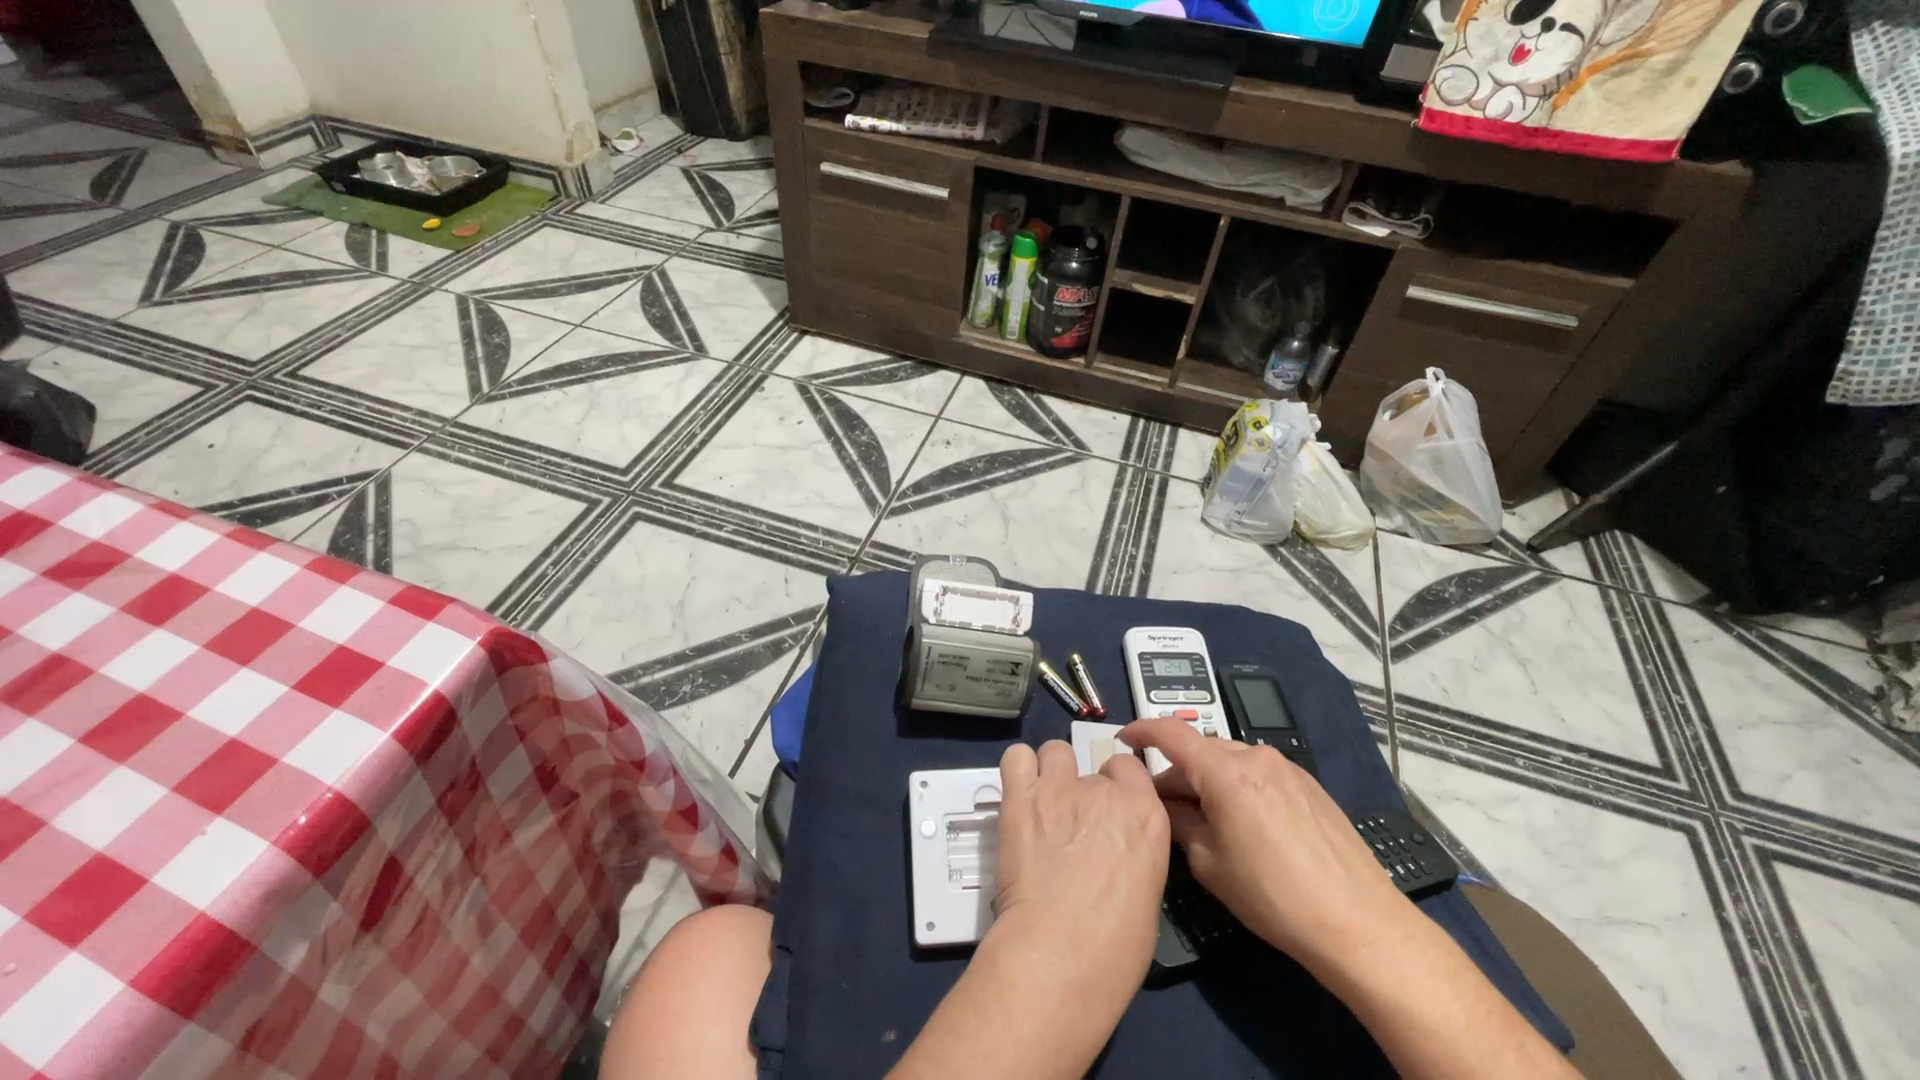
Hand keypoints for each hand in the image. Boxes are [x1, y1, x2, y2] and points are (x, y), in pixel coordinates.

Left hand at [889, 743, 1170, 1079]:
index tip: (1104, 812)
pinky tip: (1018, 796)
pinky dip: (1018, 770)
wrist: (1061, 950)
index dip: (1115, 786)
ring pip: (1055, 751)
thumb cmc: (1115, 945)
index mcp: (1146, 815)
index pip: (1130, 769)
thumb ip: (1132, 854)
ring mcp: (1060, 788)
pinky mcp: (1020, 797)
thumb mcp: (1147, 892)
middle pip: (1091, 766)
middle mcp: (1105, 792)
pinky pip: (1016, 758)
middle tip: (1068, 825)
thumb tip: (1114, 856)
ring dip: (1050, 772)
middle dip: (1081, 790)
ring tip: (1041, 804)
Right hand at [1118, 717, 1414, 975]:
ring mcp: (1288, 771)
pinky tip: (1242, 827)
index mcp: (1227, 772)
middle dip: (1177, 774)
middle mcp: (1258, 759)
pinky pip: (1259, 776)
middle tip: (1162, 809)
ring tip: (1202, 822)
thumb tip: (1168, 807)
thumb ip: (1180, 823)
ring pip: (1231, 764)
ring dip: (1208, 783)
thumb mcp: (1209, 863)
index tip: (1123, 739)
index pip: (1172, 734)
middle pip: (1202, 752)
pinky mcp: (1310, 788)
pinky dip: (1237, 790)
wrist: (1356, 921)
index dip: (1142, 731)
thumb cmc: (1273, 895)